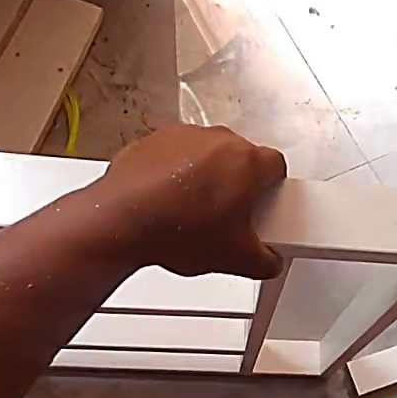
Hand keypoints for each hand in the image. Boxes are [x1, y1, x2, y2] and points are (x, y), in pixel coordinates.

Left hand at [88, 124, 287, 278]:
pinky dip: (177, 174)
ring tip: (197, 213)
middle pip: (242, 158)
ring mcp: (183, 136)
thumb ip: (266, 260)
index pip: (277, 167)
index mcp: (247, 162)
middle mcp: (217, 140)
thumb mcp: (237, 259)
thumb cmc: (174, 229)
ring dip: (208, 177)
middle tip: (231, 216)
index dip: (274, 188)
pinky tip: (171, 204)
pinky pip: (176, 155)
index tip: (265, 205)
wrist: (119, 223)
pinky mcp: (153, 141)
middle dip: (240, 184)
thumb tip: (268, 260)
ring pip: (209, 155)